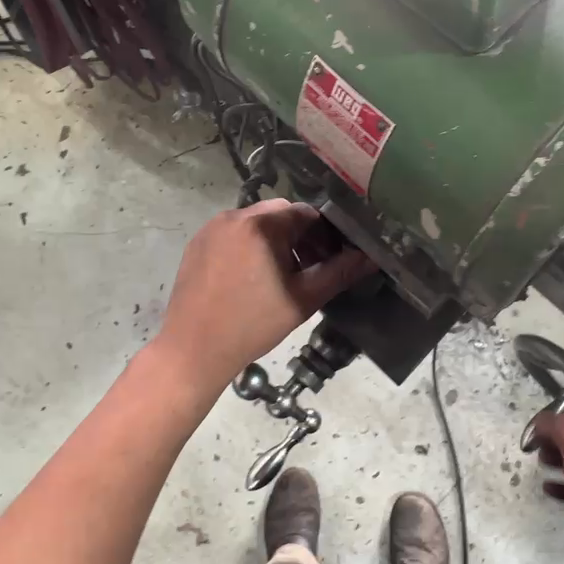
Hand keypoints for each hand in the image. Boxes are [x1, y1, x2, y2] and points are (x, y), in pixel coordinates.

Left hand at [150, 199, 374, 391]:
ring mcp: (212, 229)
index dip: (326, 234)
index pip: (307, 213)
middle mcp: (234, 216)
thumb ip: (339, 273)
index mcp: (262, 225)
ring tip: (281, 276)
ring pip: (256, 223)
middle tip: (309, 269)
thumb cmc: (252, 325)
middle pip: (280, 214)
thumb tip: (369, 256)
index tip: (331, 260)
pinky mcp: (197, 243)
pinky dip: (249, 247)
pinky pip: (233, 234)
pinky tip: (252, 279)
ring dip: (275, 240)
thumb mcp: (303, 299)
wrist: (194, 350)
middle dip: (300, 236)